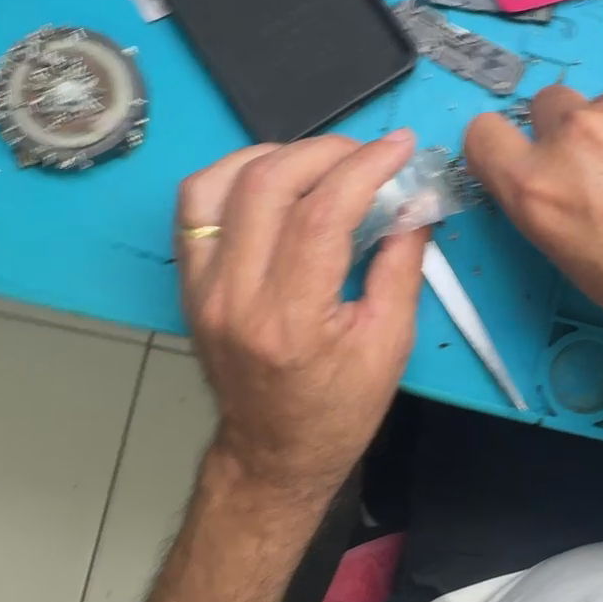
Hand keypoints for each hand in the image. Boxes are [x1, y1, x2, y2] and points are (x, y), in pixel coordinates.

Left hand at [175, 132, 428, 492]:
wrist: (273, 454)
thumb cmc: (339, 409)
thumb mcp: (390, 343)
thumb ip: (402, 264)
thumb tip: (413, 201)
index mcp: (292, 319)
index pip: (323, 212)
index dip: (366, 167)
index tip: (399, 148)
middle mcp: (234, 296)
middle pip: (268, 183)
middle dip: (326, 151)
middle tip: (366, 156)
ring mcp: (201, 287)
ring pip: (220, 182)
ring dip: (276, 156)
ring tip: (320, 164)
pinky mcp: (188, 283)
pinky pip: (195, 205)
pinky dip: (234, 176)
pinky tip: (272, 181)